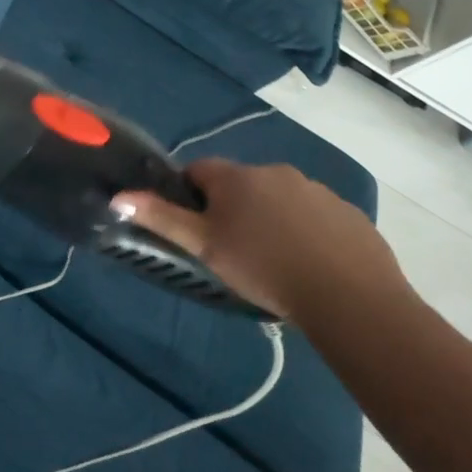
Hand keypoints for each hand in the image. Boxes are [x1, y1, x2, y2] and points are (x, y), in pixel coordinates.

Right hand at [111, 159, 412, 324]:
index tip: (195, 226)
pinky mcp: (353, 215)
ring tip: (273, 258)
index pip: (197, 171)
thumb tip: (117, 196)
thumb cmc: (264, 268)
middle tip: (231, 246)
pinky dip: (306, 231)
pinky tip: (308, 263)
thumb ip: (161, 217)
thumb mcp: (203, 246)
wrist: (353, 300)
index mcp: (236, 177)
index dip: (189, 195)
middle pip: (240, 184)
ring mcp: (319, 192)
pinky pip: (316, 216)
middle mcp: (276, 172)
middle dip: (232, 207)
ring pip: (279, 199)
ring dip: (270, 217)